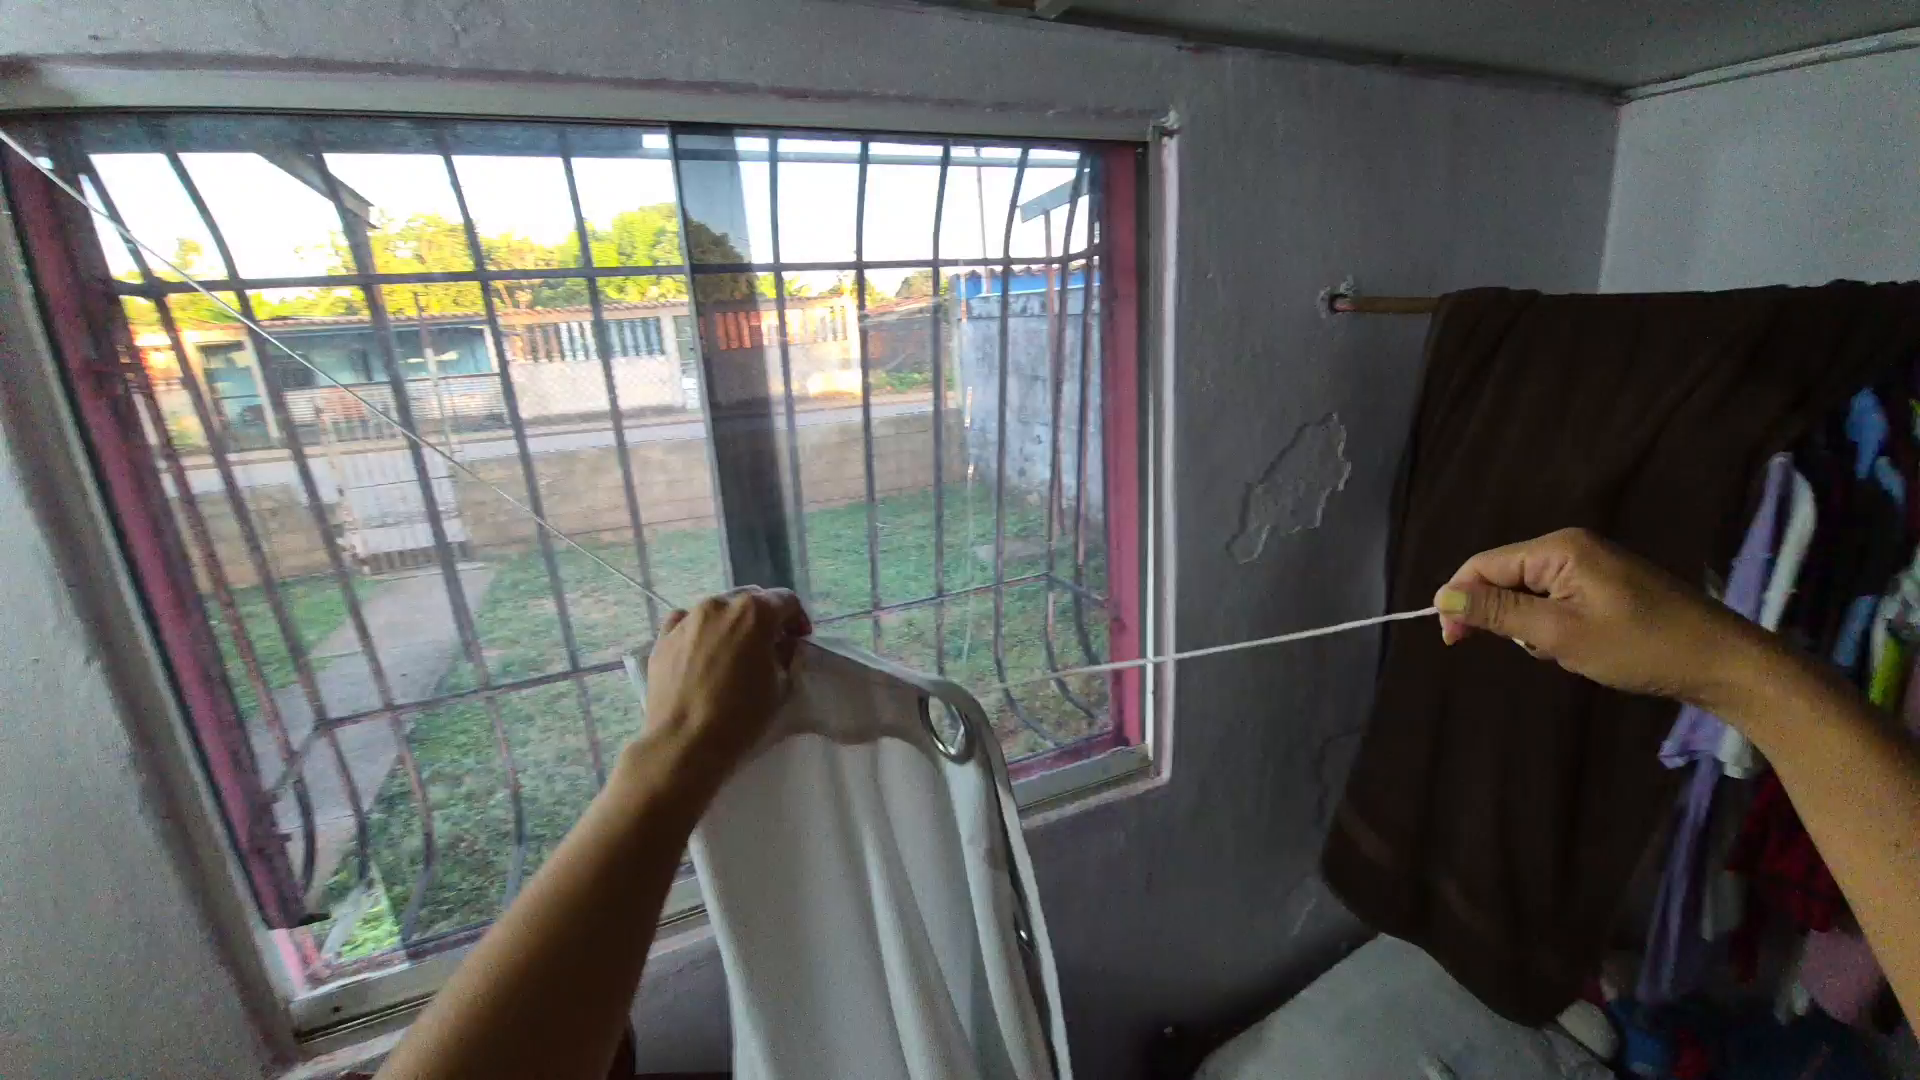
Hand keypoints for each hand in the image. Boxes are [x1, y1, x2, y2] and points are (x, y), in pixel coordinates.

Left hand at [642, 586, 810, 780]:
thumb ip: (785, 656)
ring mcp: (688, 619)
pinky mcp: (663, 638)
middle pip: (750, 601)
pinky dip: (699, 631)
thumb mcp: (781, 685)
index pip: (786, 601)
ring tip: (734, 652)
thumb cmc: (742, 715)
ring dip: (732, 624)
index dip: (797, 619)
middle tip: (769, 646)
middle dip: (764, 619)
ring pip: (717, 611)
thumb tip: (780, 646)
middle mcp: (720, 605)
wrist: (685, 742)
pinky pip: (686, 623)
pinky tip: (702, 651)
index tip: (799, 640)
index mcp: (755, 612)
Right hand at [1434, 527, 1768, 705]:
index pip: (1483, 566)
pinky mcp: (1605, 585)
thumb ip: (1496, 612)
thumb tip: (1441, 598)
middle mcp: (1571, 548)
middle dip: (1500, 616)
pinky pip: (1552, 599)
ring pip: (1525, 593)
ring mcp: (1591, 565)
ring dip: (1528, 625)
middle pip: (1502, 577)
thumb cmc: (1641, 647)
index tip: (1453, 640)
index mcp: (1559, 550)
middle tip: (1522, 649)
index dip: (1459, 600)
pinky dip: (1551, 625)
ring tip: (1561, 650)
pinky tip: (1576, 645)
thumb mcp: (1559, 633)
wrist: (1730, 666)